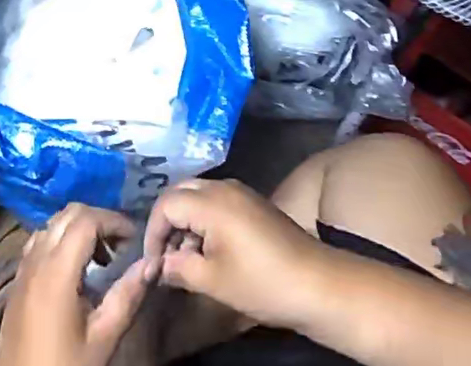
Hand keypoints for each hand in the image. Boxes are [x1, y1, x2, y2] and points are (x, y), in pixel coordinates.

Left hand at [0, 204, 155, 365]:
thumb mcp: (103, 338)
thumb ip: (128, 296)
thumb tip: (152, 262)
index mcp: (57, 270)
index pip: (87, 219)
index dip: (114, 221)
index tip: (134, 239)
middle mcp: (36, 259)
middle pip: (68, 214)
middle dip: (98, 219)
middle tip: (120, 245)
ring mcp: (24, 268)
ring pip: (52, 224)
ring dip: (79, 228)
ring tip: (101, 257)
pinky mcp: (18, 281)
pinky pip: (40, 241)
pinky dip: (61, 239)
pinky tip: (75, 268)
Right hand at [144, 179, 333, 328]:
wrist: (317, 283)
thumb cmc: (261, 282)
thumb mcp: (214, 281)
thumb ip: (180, 267)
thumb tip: (160, 265)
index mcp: (210, 201)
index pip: (166, 204)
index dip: (153, 232)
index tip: (154, 263)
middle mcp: (223, 186)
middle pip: (180, 192)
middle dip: (167, 221)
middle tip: (165, 255)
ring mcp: (240, 191)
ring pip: (198, 195)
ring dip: (186, 221)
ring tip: (187, 257)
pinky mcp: (253, 202)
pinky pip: (216, 200)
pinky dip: (204, 219)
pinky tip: (210, 249)